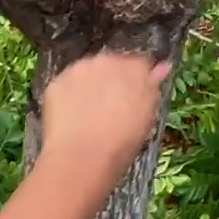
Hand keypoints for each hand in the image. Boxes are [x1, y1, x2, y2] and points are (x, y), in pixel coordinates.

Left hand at [38, 53, 171, 182]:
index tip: (134, 96)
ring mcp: (79, 69)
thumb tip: (162, 67)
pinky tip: (71, 117)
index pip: (140, 63)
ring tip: (89, 114)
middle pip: (113, 63)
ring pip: (88, 72)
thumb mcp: (147, 116)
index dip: (138, 79)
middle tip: (111, 107)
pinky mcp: (56, 82)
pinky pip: (67, 85)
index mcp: (134, 67)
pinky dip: (69, 96)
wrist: (82, 159)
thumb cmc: (123, 142)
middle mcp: (107, 59)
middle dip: (113, 79)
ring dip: (90, 85)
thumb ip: (153, 86)